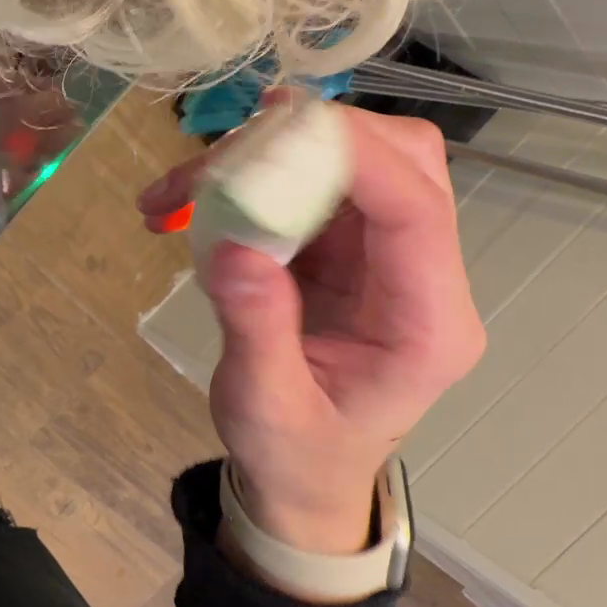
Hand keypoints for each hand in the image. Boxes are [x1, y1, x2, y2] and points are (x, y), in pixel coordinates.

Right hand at [138, 99, 485, 555]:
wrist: (302, 477)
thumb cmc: (293, 452)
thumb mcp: (265, 403)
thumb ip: (256, 328)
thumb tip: (233, 247)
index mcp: (425, 323)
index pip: (415, 211)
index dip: (355, 156)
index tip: (273, 130)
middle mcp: (418, 277)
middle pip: (403, 165)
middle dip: (316, 139)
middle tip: (223, 151)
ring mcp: (381, 260)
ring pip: (351, 165)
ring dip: (268, 158)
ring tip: (180, 185)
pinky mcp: (341, 252)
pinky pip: (307, 190)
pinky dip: (250, 181)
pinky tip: (191, 201)